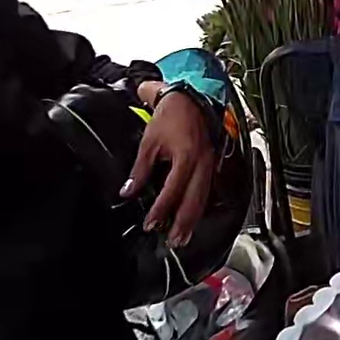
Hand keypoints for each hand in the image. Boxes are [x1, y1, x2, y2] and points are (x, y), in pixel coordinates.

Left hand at [124, 85, 216, 247]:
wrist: (190, 97)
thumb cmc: (170, 116)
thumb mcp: (149, 142)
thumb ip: (140, 169)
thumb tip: (128, 191)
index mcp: (187, 157)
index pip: (173, 191)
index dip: (160, 210)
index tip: (150, 224)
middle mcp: (202, 162)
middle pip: (195, 199)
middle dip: (184, 222)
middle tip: (175, 242)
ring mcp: (210, 162)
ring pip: (204, 196)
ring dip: (194, 217)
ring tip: (185, 235)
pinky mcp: (212, 161)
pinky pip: (208, 187)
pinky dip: (200, 203)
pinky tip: (195, 214)